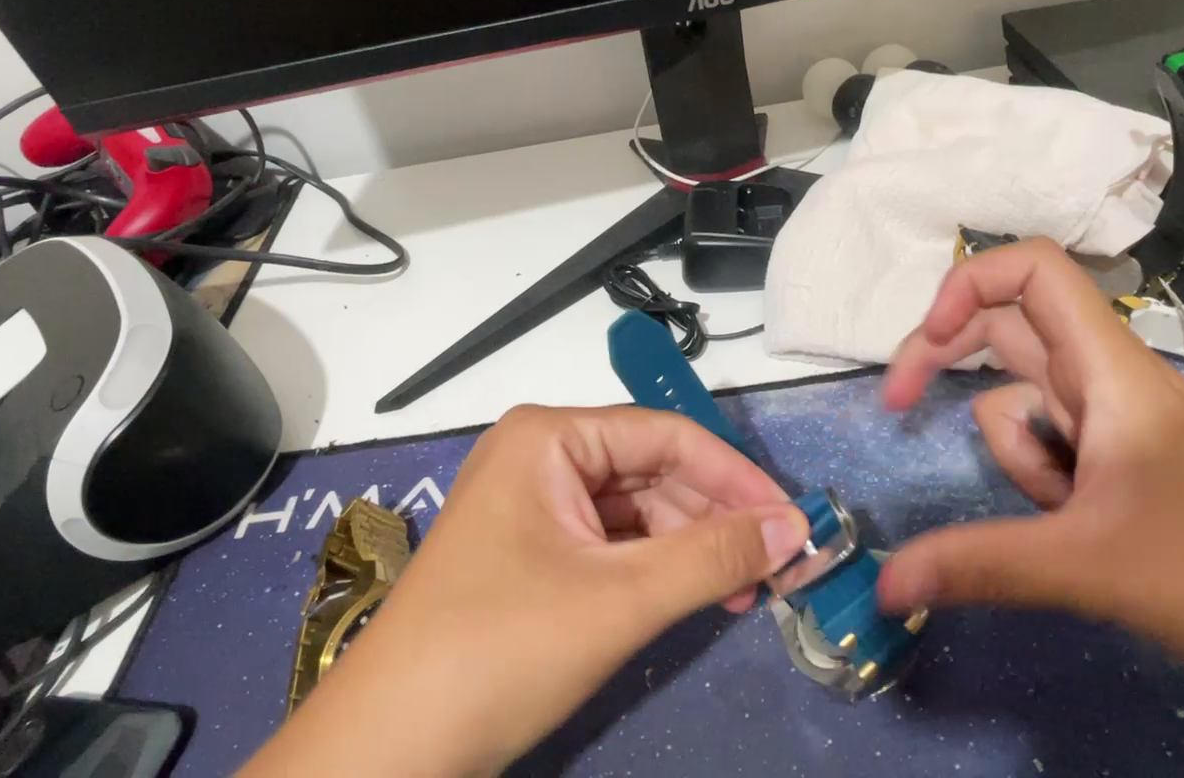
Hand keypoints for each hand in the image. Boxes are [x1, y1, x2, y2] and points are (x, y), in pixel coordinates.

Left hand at [243, 405, 807, 777]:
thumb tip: (795, 526)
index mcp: (550, 437)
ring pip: (635, 510)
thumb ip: (714, 556)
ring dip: (691, 547)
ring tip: (744, 590)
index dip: (735, 477)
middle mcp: (539, 455)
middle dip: (714, 517)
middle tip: (775, 565)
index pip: (666, 437)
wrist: (388, 751)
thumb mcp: (621, 599)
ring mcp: (531, 504)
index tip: (792, 520)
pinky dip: (656, 567)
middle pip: (652, 471)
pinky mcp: (529, 551)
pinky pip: (610, 542)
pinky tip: (696, 596)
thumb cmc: (503, 649)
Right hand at [876, 238, 1183, 672]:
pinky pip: (1050, 448)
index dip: (967, 283)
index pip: (1034, 270)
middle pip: (1007, 329)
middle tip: (899, 405)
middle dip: (945, 357)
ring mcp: (1115, 423)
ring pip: (1024, 401)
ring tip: (1059, 513)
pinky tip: (1075, 529)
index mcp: (1109, 369)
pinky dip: (1038, 479)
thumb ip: (979, 565)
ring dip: (1012, 448)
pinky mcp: (1121, 465)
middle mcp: (1108, 380)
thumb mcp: (1090, 565)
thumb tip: (885, 584)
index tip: (925, 343)